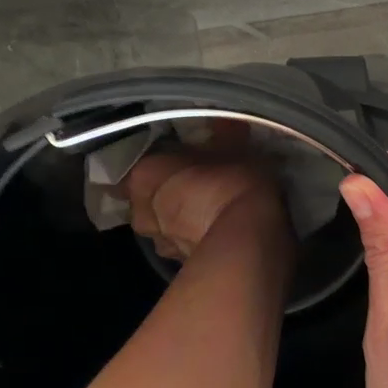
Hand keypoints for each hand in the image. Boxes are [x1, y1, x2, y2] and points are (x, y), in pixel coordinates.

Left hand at [125, 122, 285, 260]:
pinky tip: (216, 233)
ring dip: (178, 220)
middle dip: (165, 193)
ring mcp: (159, 243)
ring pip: (163, 225)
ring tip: (206, 212)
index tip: (175, 159)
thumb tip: (224, 121)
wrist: (248, 242)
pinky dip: (194, 239)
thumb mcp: (235, 147)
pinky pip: (183, 245)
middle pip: (146, 198)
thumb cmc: (234, 184)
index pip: (139, 164)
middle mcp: (142, 211)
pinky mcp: (179, 267)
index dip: (157, 162)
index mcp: (145, 174)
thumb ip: (224, 134)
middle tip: (192, 184)